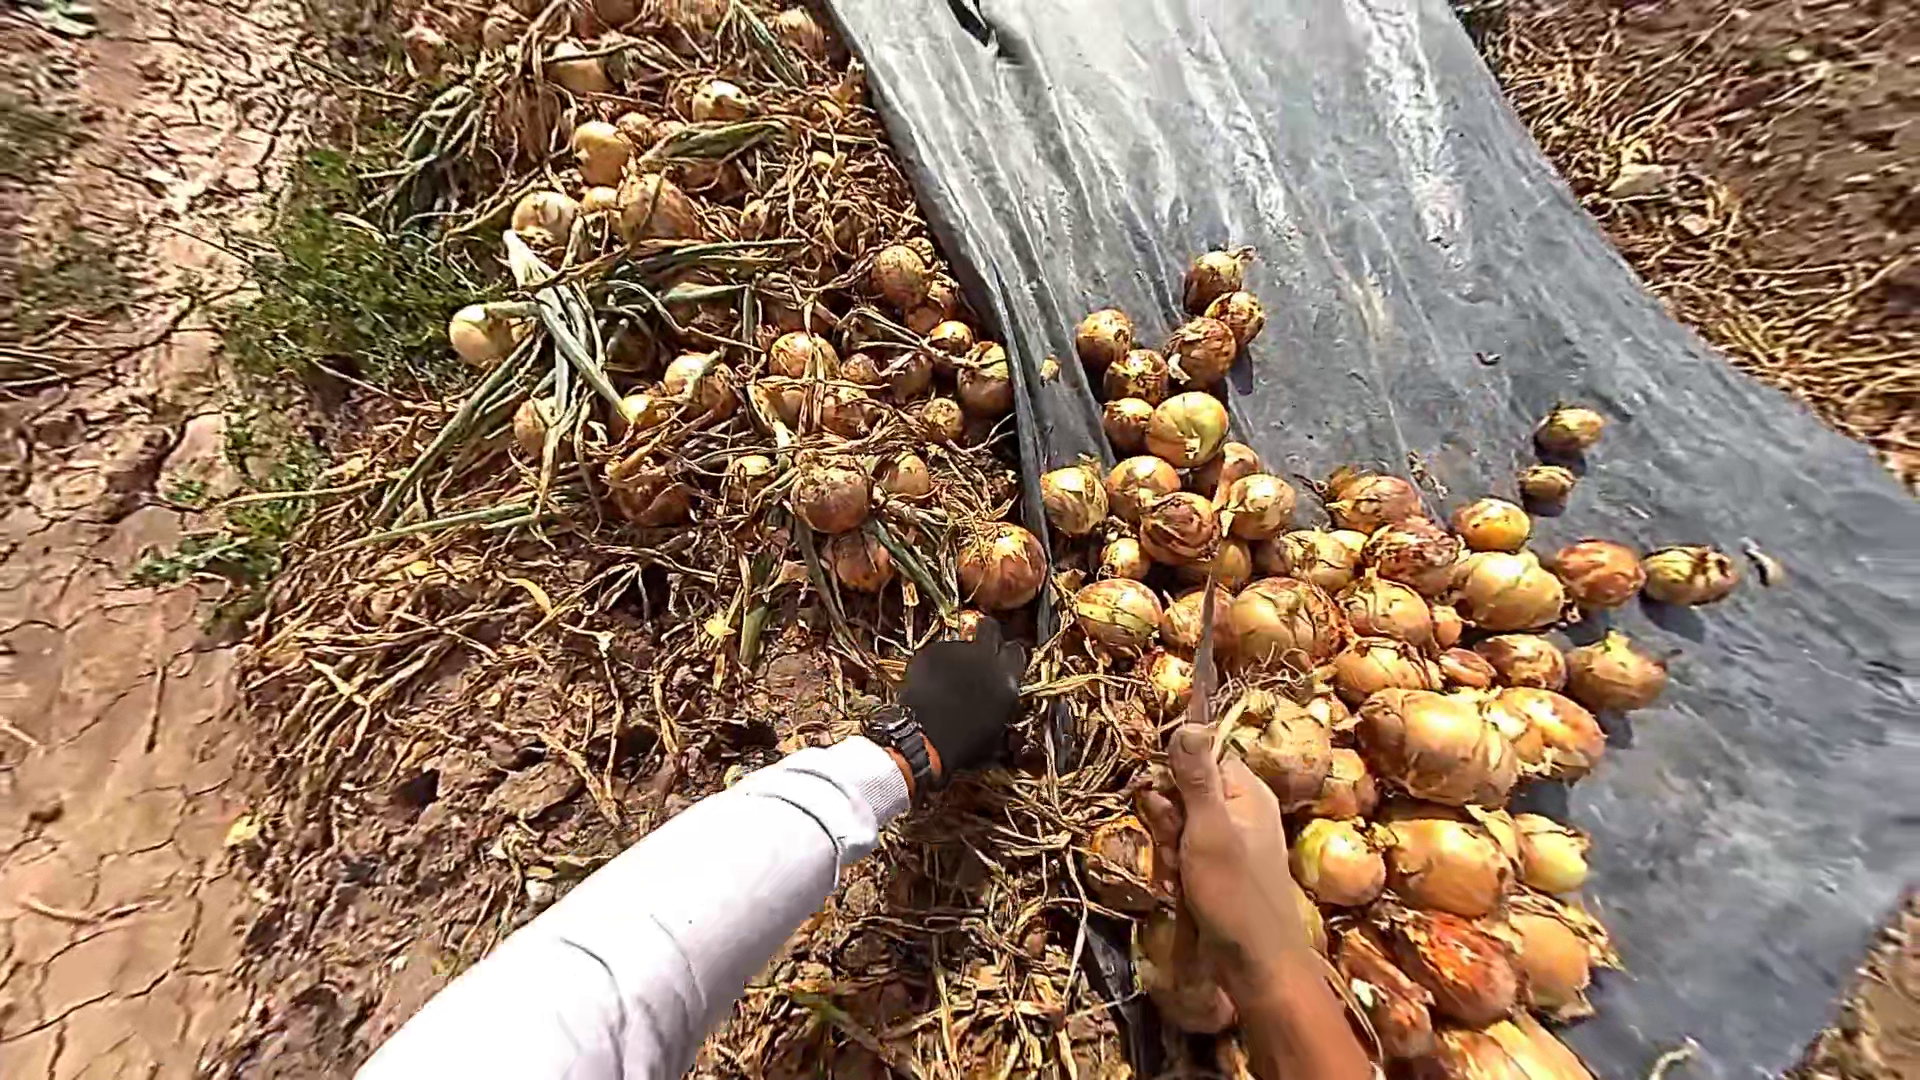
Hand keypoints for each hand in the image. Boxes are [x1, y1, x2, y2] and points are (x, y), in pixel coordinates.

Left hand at [899, 616, 1025, 778]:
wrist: (926, 739)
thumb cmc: (965, 744)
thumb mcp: (996, 728)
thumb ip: (1003, 703)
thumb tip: (1002, 698)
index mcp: (1006, 677)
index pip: (1015, 650)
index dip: (1007, 654)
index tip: (1001, 659)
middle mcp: (984, 657)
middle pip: (990, 628)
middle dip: (986, 633)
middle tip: (978, 648)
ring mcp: (957, 651)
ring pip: (960, 643)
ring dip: (957, 655)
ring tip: (946, 678)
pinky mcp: (931, 651)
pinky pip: (937, 652)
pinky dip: (934, 663)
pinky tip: (929, 683)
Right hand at [1136, 726, 1314, 981]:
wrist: (1257, 970)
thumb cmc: (1235, 896)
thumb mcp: (1210, 830)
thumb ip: (1196, 777)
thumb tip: (1188, 722)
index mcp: (1246, 790)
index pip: (1201, 752)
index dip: (1175, 769)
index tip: (1161, 792)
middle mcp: (1239, 806)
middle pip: (1184, 784)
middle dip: (1167, 811)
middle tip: (1172, 840)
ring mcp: (1228, 835)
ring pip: (1177, 815)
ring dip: (1166, 838)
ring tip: (1176, 867)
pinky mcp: (1216, 861)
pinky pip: (1182, 842)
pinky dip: (1173, 859)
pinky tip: (1176, 880)